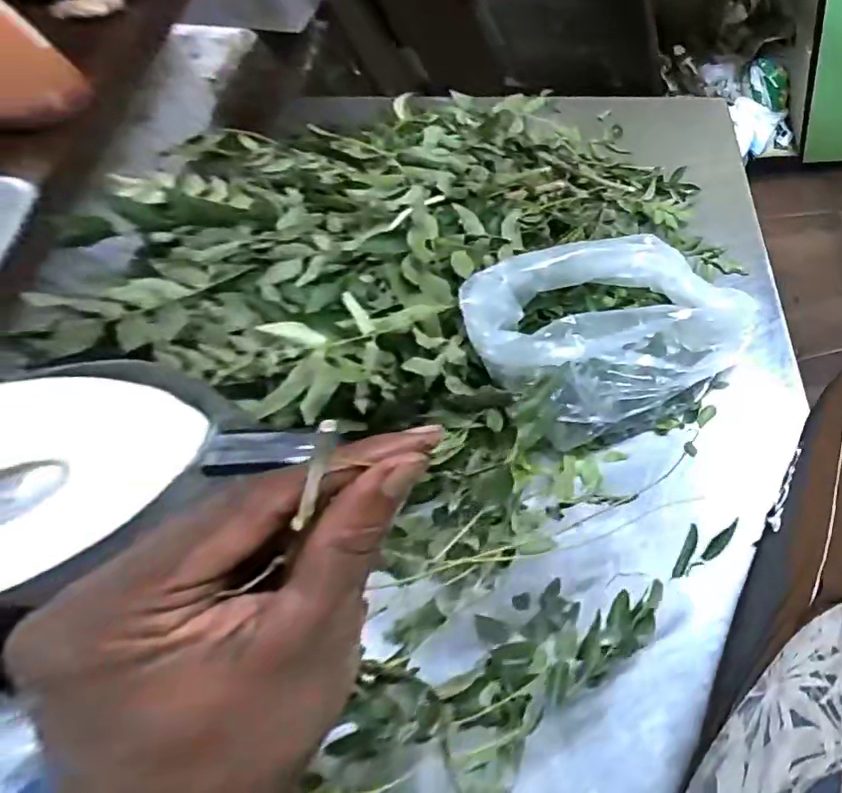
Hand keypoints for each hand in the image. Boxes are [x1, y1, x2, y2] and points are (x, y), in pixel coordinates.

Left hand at [4, 425, 440, 792]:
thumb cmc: (254, 735)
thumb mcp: (314, 630)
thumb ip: (353, 538)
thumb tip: (407, 460)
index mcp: (116, 606)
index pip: (250, 504)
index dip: (344, 464)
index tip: (420, 439)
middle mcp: (89, 593)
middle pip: (238, 511)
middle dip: (334, 481)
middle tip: (415, 453)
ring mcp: (104, 603)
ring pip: (234, 525)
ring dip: (314, 506)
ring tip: (388, 481)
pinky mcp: (130, 611)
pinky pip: (222, 551)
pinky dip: (285, 536)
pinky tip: (334, 524)